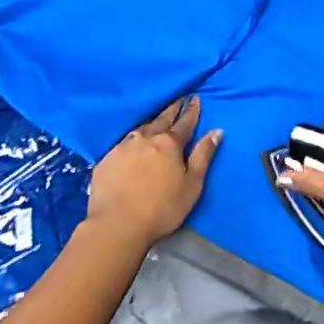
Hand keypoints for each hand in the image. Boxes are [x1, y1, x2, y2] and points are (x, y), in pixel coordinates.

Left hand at [87, 96, 221, 247]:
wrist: (117, 223)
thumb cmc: (162, 208)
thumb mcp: (192, 185)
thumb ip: (204, 156)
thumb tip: (216, 131)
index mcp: (169, 143)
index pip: (184, 123)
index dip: (191, 111)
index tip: (195, 99)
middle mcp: (145, 138)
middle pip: (161, 119)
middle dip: (172, 109)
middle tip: (179, 99)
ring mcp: (123, 147)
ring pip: (141, 128)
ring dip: (151, 122)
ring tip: (157, 118)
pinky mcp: (107, 159)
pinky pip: (123, 142)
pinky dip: (133, 139)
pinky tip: (132, 142)